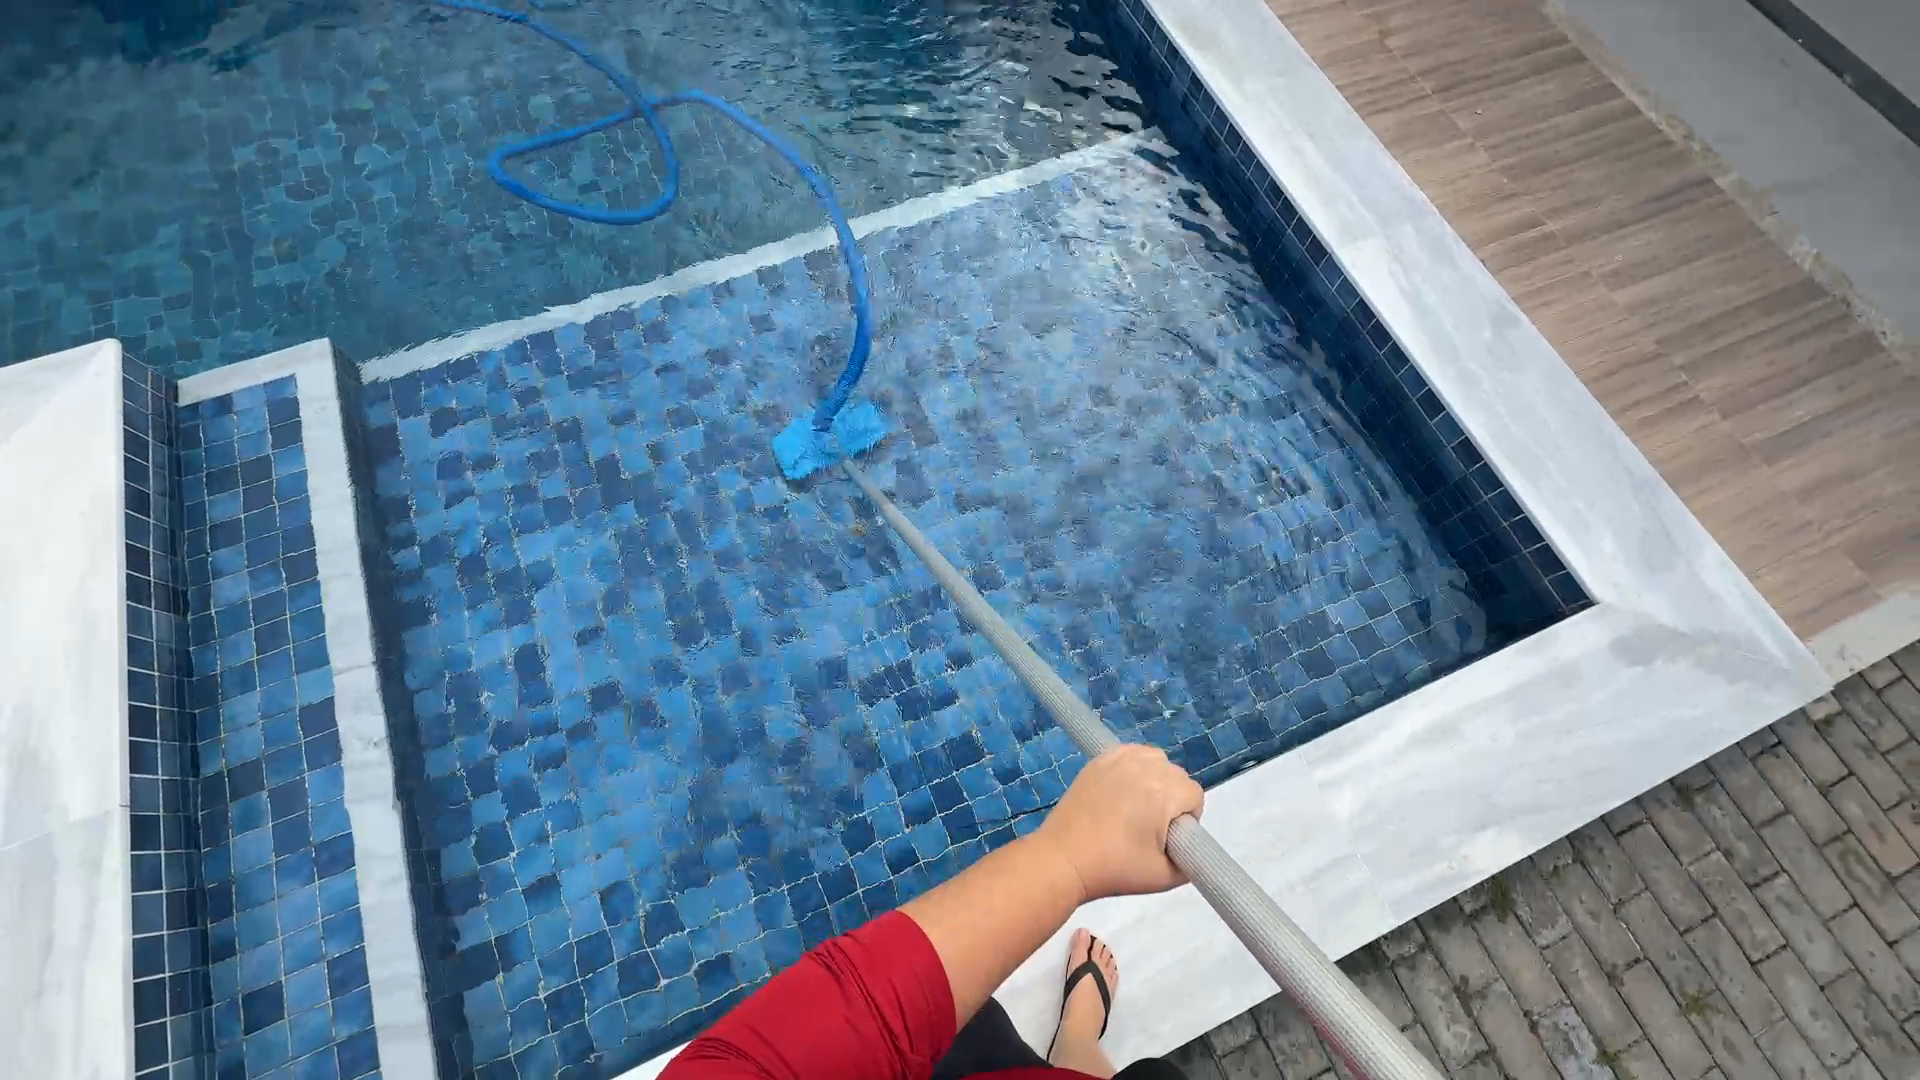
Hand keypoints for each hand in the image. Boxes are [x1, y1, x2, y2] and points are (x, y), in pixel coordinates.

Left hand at [1033, 744, 1204, 902]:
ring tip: (1136, 807)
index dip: (1187, 819)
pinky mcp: (1098, 759)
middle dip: (1171, 799)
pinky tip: (1121, 791)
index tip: (1166, 837)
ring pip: (1154, 760)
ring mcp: (1118, 758)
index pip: (1194, 795)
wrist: (1066, 858)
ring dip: (1154, 779)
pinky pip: (1130, 753)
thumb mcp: (1166, 876)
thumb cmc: (1117, 867)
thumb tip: (1187, 842)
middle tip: (1149, 826)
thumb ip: (1191, 859)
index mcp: (1164, 790)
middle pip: (1176, 775)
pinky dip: (1133, 767)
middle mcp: (1144, 766)